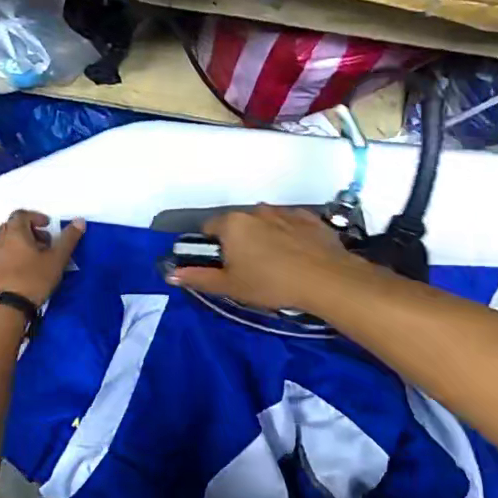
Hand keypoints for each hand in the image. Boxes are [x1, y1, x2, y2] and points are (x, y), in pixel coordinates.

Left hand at [0, 210, 84, 305]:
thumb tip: (79, 220)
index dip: (36, 217)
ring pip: (2, 243)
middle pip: (11, 227)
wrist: (3, 309)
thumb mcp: (56, 260)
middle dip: (27, 231)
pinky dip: (7, 258)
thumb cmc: (32, 280)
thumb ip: (68, 239)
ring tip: (30, 260)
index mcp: (14, 233)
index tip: (47, 226)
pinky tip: (17, 273)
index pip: (22, 214)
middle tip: (42, 244)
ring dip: (16, 245)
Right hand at [165, 205, 366, 312]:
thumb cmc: (271, 283)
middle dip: (239, 243)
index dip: (212, 249)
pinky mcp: (310, 218)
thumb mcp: (231, 286)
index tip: (222, 267)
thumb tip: (171, 274)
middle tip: (248, 270)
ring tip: (276, 265)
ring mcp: (285, 212)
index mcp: (232, 224)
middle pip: (238, 225)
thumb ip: (199, 277)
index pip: (209, 229)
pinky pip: (292, 225)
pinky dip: (290, 236)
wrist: (325, 279)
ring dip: (265, 238)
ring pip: (265, 223)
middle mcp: (256, 210)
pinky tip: (297, 256)